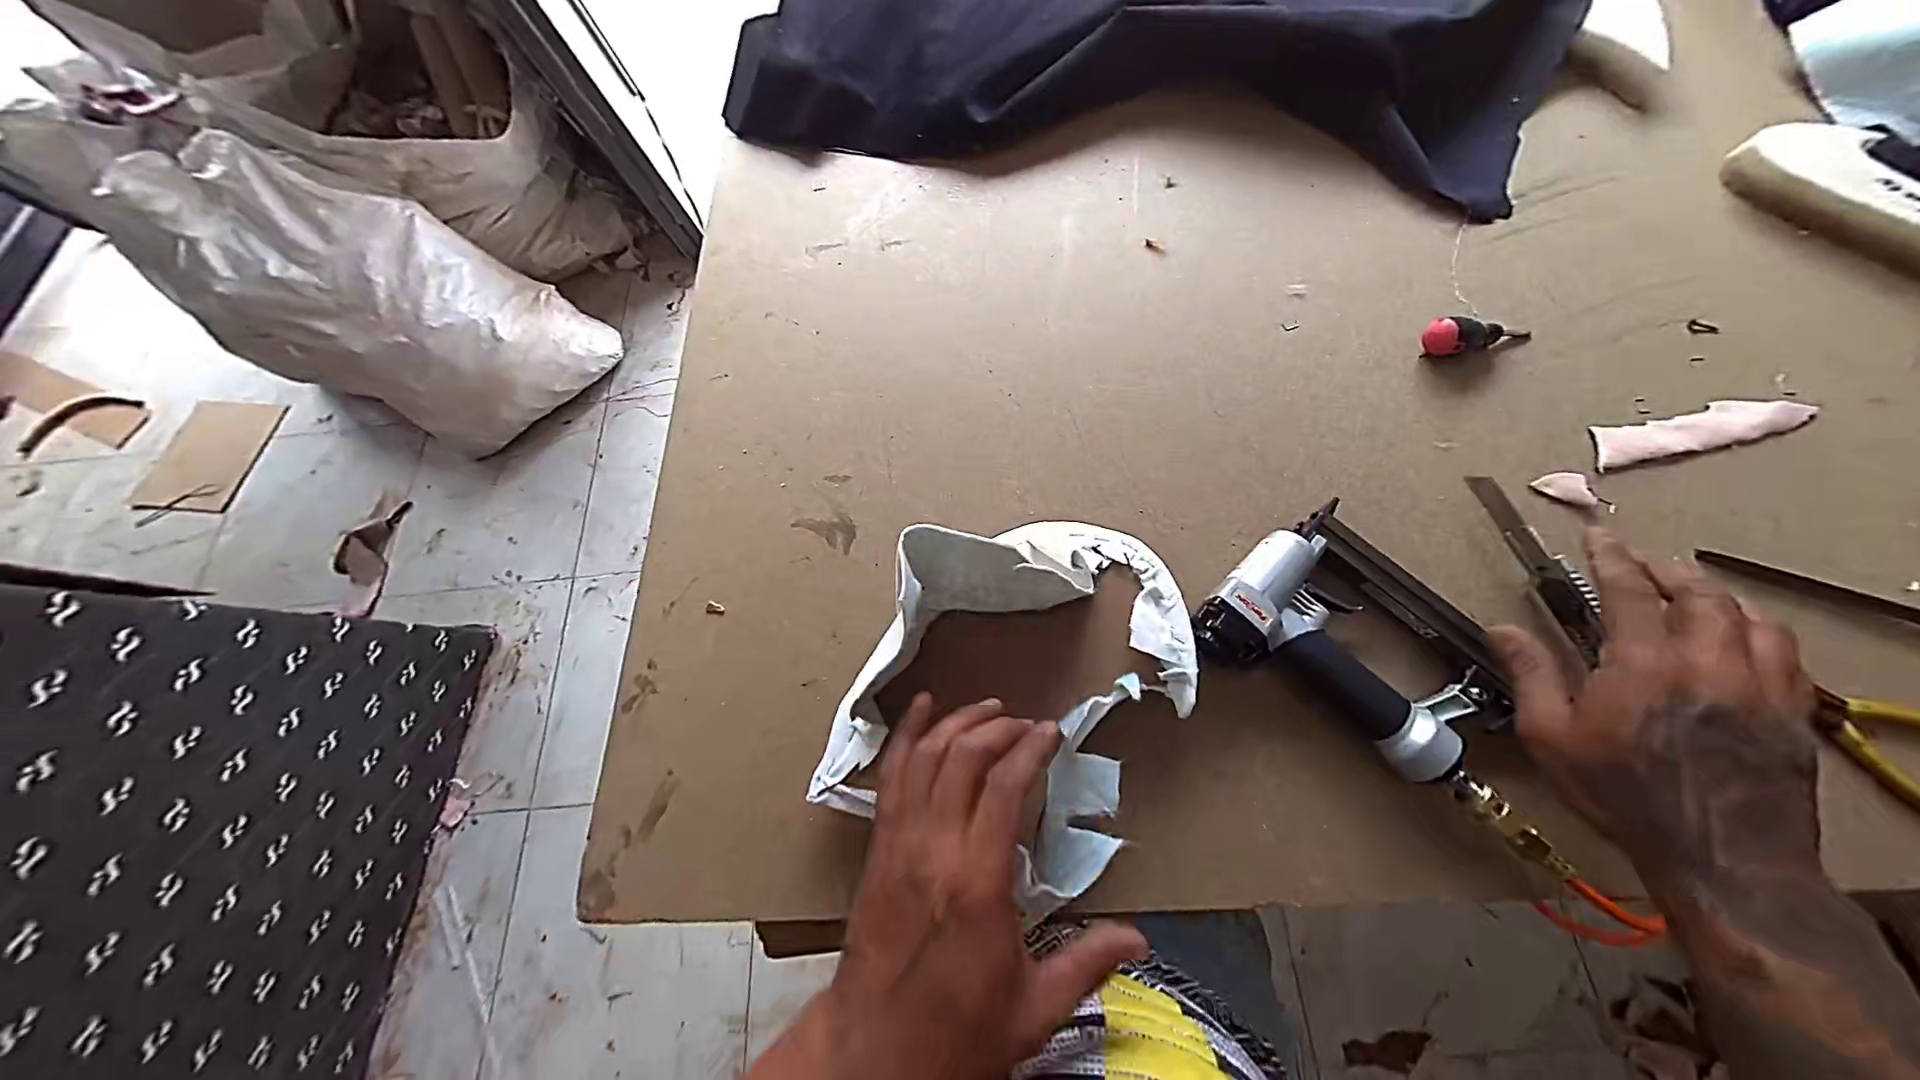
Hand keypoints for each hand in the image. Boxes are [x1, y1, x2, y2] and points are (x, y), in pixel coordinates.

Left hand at [749, 694, 1146, 1079]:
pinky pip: (889, 777)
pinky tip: (921, 709)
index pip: (1005, 787)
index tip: (1050, 733)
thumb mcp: (1033, 1008)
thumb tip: (1137, 938)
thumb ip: (1086, 963)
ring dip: (957, 724)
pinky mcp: (878, 848)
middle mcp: (935, 850)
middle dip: (999, 729)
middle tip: (1027, 725)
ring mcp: (899, 844)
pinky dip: (905, 736)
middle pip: (964, 759)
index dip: (1030, 749)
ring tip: (987, 709)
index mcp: (978, 884)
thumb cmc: (956, 1034)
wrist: (873, 1054)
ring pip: (924, 757)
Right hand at [1487, 528, 1821, 897]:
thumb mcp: (1550, 734)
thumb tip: (1503, 629)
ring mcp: (1759, 687)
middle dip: (1667, 569)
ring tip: (1691, 589)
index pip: (1631, 591)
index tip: (1599, 536)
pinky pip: (1786, 651)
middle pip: (1700, 594)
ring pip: (1751, 616)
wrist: (1721, 855)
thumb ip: (1530, 673)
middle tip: (1642, 560)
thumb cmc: (1623, 793)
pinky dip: (1760, 627)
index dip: (1612, 557)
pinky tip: (1743, 633)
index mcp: (1644, 664)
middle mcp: (1707, 664)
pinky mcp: (1792, 713)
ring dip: (1716, 594)